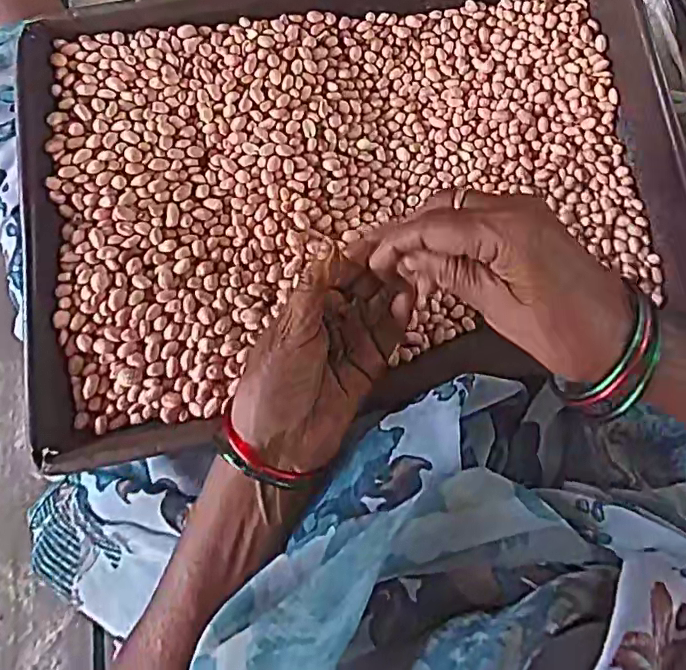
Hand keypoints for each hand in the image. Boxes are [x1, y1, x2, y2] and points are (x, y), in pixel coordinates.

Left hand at [228, 251, 411, 473]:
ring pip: (380, 307)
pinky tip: (408, 301)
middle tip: (404, 254)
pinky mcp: (369, 365)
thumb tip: (332, 249)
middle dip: (382, 270)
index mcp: (308, 305)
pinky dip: (399, 318)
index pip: (338, 272)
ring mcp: (353, 341)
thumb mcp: (290, 330)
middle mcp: (333, 318)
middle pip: (364, 286)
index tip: (382, 240)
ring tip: (413, 272)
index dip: (359, 256)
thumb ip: (314, 290)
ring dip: (395, 289)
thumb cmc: (273, 380)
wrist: (278, 444)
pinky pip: (388, 335)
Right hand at [356, 191, 634, 382]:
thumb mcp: (500, 310)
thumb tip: (412, 259)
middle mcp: (515, 207)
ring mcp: (524, 209)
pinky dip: (454, 229)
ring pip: (460, 205)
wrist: (622, 335)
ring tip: (403, 257)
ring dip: (430, 226)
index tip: (372, 258)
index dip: (399, 240)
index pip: (436, 224)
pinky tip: (438, 253)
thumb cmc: (565, 333)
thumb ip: (454, 275)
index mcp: (508, 230)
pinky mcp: (529, 219)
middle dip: (409, 228)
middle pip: (445, 205)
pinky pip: (480, 214)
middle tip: (380, 255)